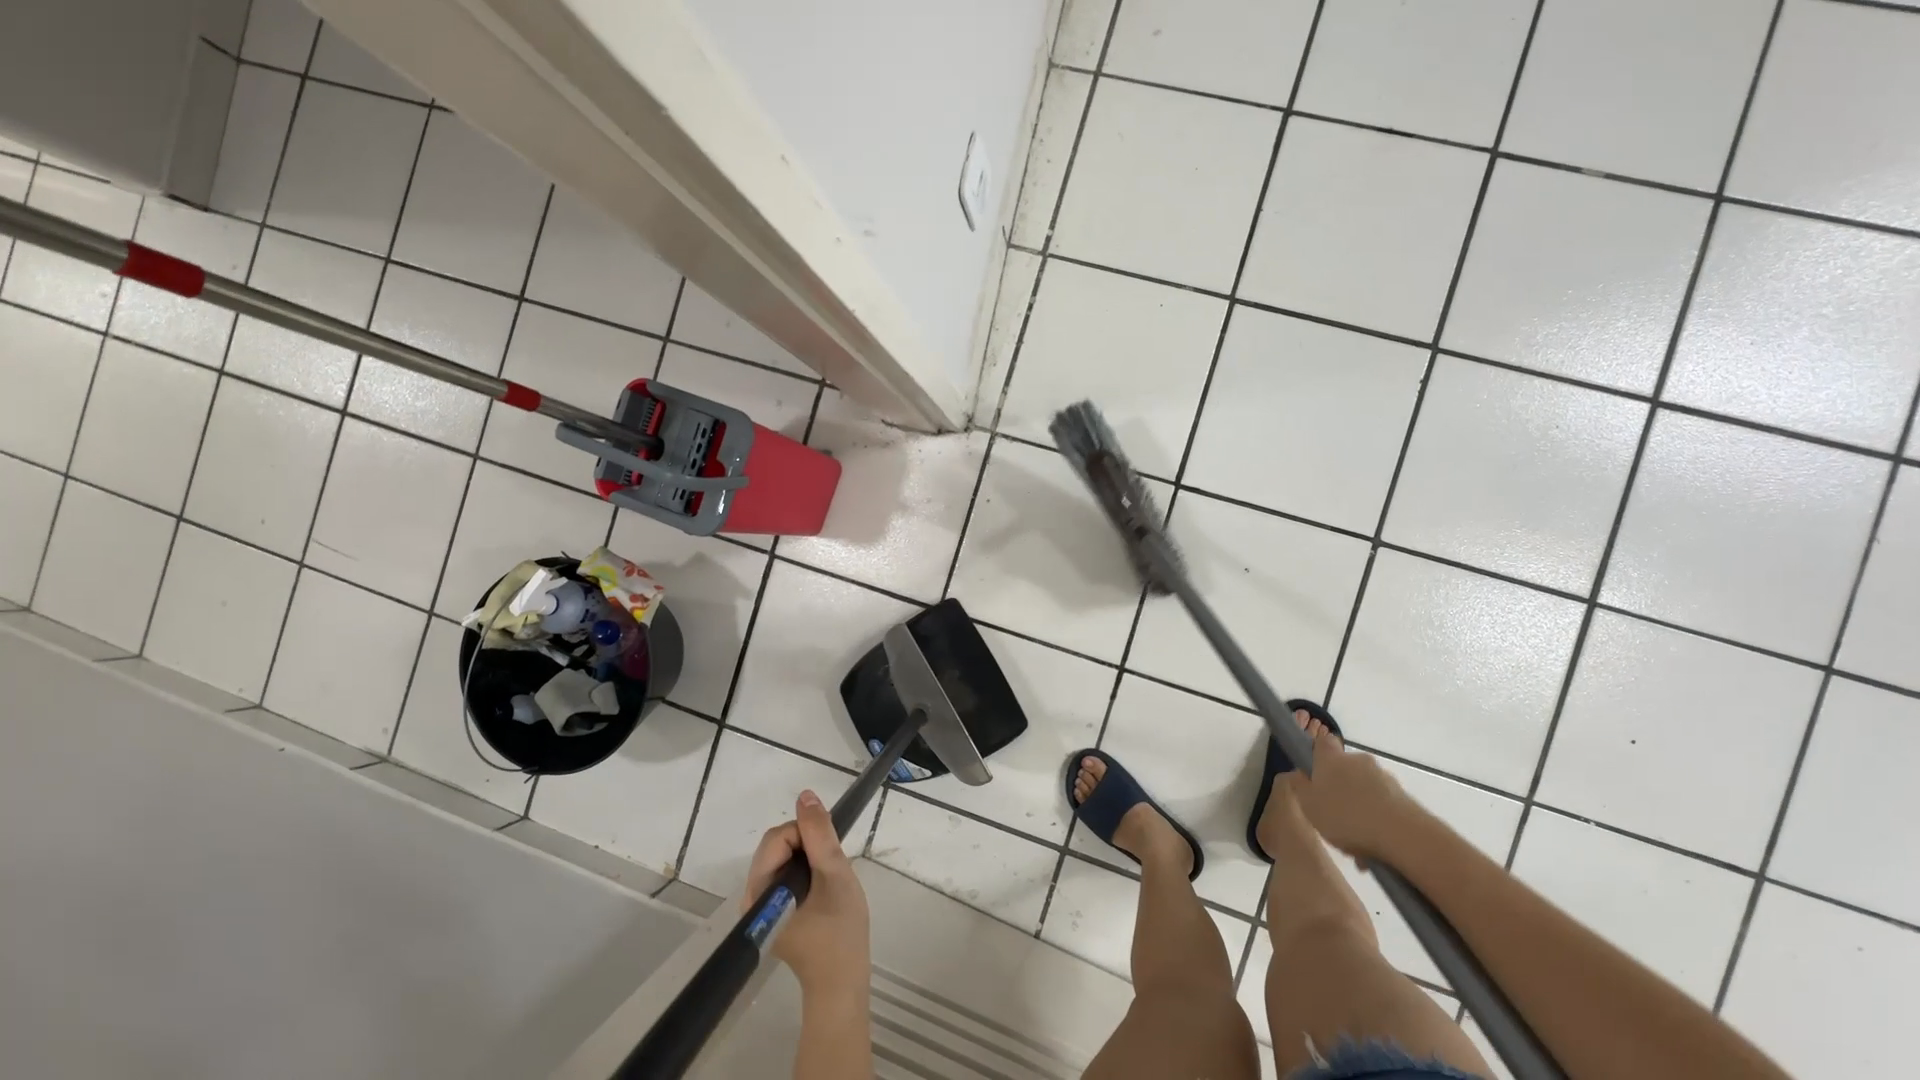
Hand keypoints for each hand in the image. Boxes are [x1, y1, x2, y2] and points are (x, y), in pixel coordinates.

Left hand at [743, 790, 869, 994]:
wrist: (842, 982)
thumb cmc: (841, 932)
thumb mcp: (835, 875)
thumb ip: (820, 834)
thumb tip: (806, 795)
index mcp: (760, 889)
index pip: (779, 838)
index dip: (808, 835)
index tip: (831, 854)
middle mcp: (750, 894)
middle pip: (775, 845)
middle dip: (806, 845)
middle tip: (832, 867)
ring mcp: (758, 904)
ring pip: (780, 857)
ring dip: (807, 857)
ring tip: (829, 879)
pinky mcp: (770, 910)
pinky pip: (783, 873)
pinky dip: (804, 871)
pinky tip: (822, 889)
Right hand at [1283, 726, 1422, 858]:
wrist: (1401, 834)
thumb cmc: (1345, 816)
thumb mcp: (1308, 804)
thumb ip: (1300, 786)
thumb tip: (1301, 773)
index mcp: (1332, 759)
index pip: (1323, 742)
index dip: (1317, 753)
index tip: (1313, 772)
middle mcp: (1359, 761)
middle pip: (1345, 769)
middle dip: (1340, 788)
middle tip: (1332, 815)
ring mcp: (1384, 778)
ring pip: (1364, 790)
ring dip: (1359, 808)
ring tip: (1355, 843)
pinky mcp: (1403, 797)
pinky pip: (1382, 806)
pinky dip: (1376, 821)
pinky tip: (1372, 850)